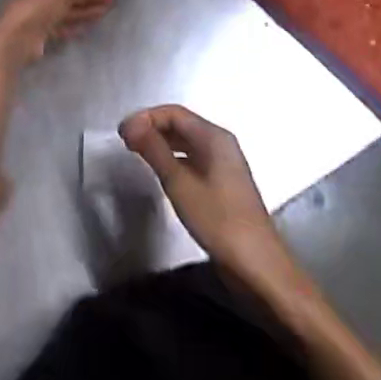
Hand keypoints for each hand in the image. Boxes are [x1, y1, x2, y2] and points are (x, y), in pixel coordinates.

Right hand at [119, 104, 287, 274]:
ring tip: (137, 154)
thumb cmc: (218, 220)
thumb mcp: (180, 183)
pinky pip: (192, 159)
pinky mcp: (223, 184)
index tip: (122, 133)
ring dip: (160, 143)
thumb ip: (154, 150)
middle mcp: (221, 144)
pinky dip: (173, 159)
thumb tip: (131, 125)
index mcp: (214, 137)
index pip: (174, 113)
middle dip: (151, 128)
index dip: (145, 118)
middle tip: (125, 142)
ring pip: (186, 142)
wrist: (258, 266)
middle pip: (181, 124)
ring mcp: (224, 165)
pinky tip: (161, 173)